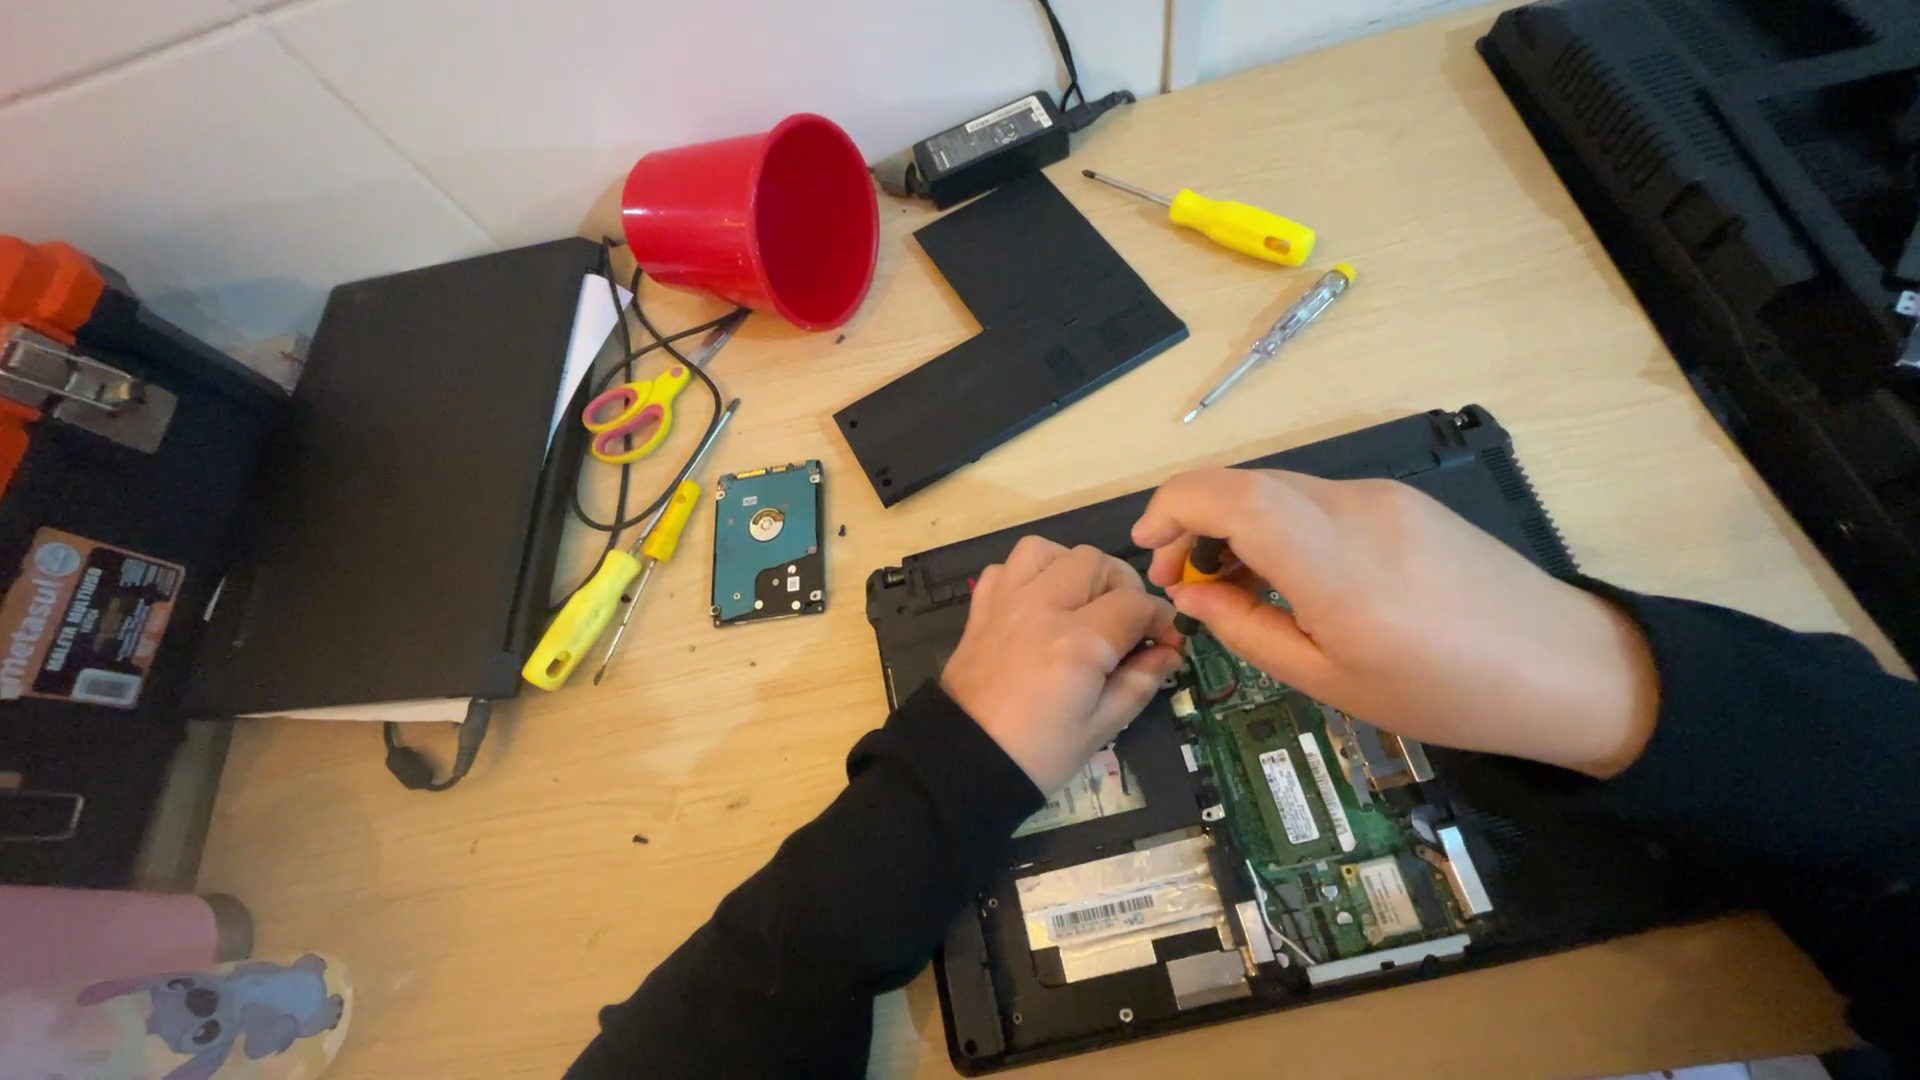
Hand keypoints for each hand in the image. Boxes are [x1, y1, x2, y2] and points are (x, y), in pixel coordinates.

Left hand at [941, 538, 1183, 792]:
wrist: (964, 760)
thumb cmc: (1038, 753)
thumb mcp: (1100, 728)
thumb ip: (1139, 682)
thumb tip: (1170, 652)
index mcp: (1077, 643)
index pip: (1135, 604)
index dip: (1161, 619)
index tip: (1167, 640)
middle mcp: (1042, 608)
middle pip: (1094, 562)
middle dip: (1122, 585)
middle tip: (1127, 621)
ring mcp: (1006, 603)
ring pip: (1046, 550)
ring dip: (1072, 567)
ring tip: (1082, 601)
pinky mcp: (981, 609)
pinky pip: (1005, 568)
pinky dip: (1028, 575)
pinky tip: (1039, 603)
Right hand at [1132, 469, 1658, 777]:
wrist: (1573, 669)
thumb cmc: (1445, 694)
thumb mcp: (1329, 681)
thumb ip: (1246, 628)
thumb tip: (1190, 593)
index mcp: (1335, 566)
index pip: (1232, 497)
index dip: (1173, 508)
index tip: (1149, 548)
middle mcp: (1354, 510)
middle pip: (1243, 483)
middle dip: (1192, 520)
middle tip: (1181, 577)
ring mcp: (1380, 496)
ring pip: (1274, 488)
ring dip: (1231, 523)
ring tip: (1225, 580)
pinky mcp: (1398, 499)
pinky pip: (1311, 498)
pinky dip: (1272, 523)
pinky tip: (1278, 570)